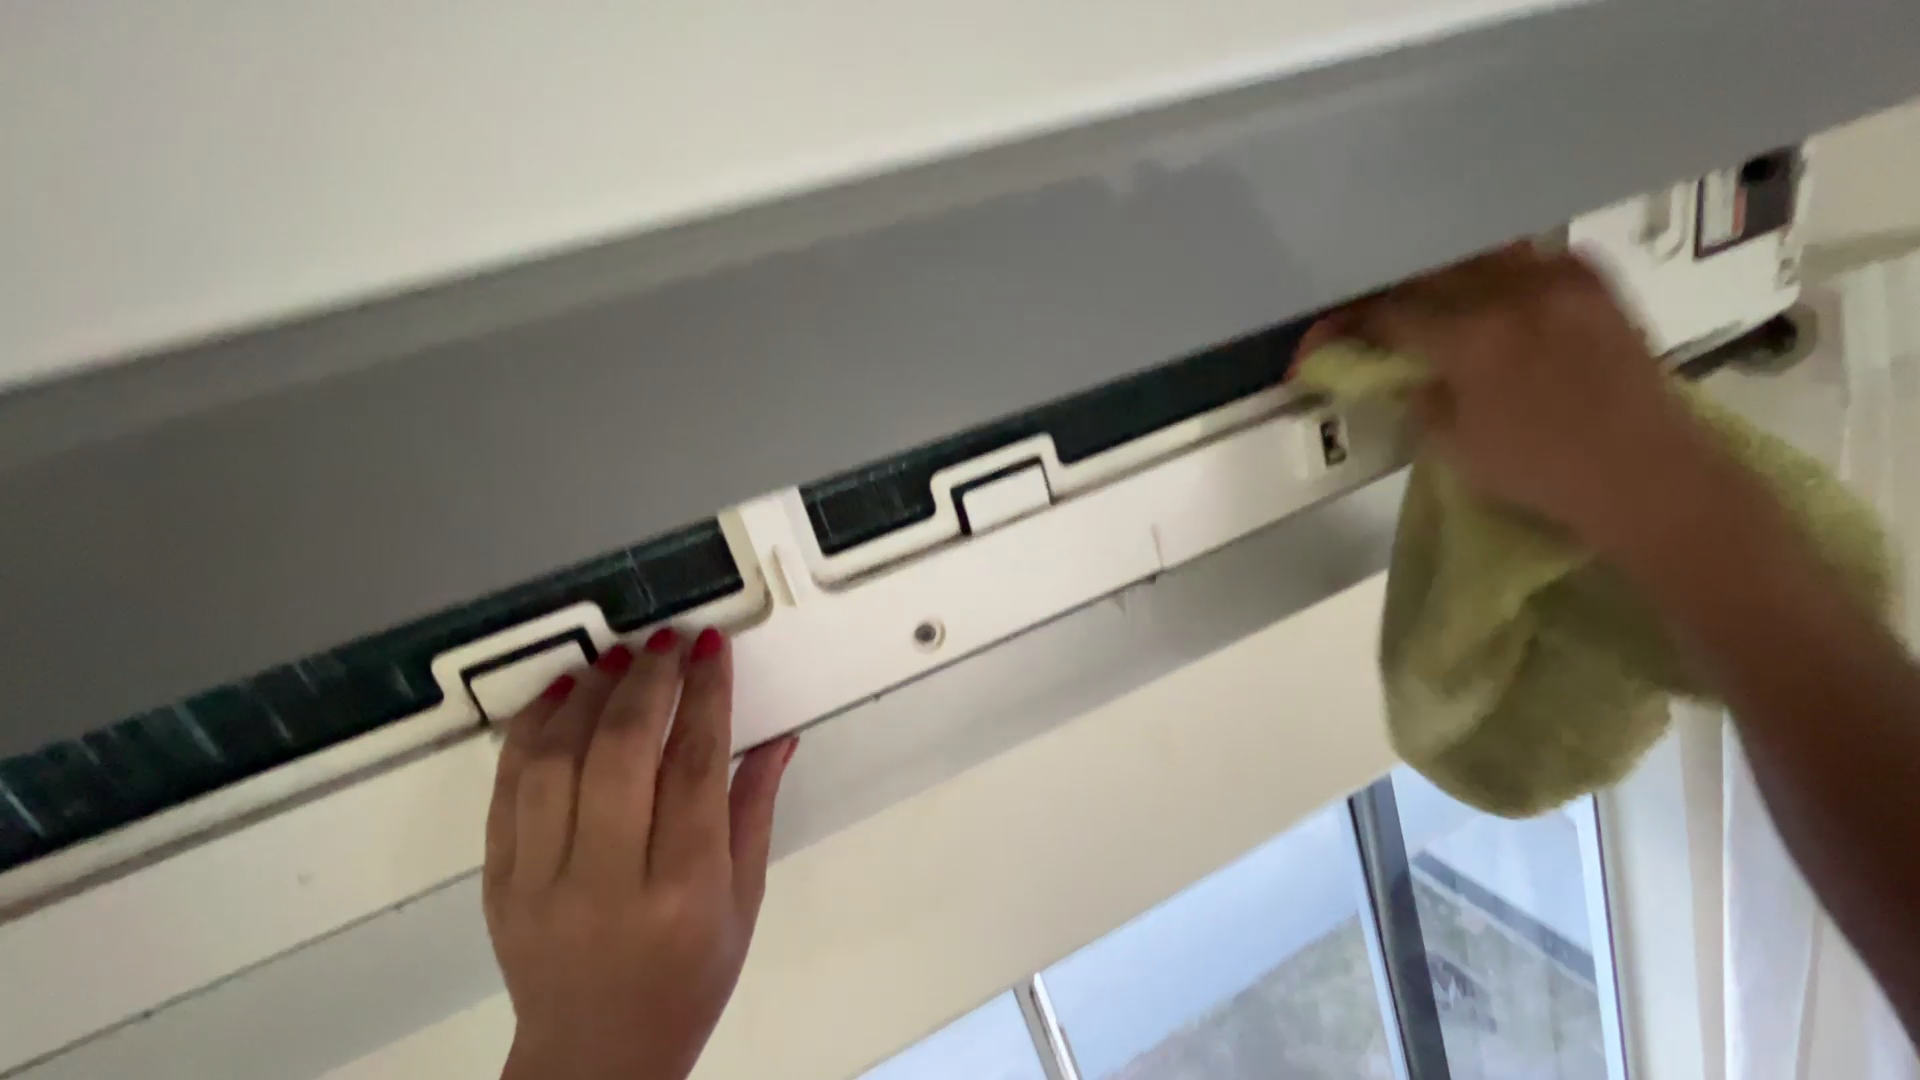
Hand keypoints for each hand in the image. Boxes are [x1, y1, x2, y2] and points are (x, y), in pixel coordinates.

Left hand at [484, 627, 797, 1079]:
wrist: (596, 1054)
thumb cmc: (690, 977)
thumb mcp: (744, 900)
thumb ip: (755, 811)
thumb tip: (778, 738)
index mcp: (685, 885)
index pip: (696, 764)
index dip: (707, 693)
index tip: (711, 646)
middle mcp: (610, 878)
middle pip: (624, 751)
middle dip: (650, 679)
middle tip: (667, 639)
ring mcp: (541, 881)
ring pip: (558, 759)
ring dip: (590, 694)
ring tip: (618, 656)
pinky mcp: (497, 882)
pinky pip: (508, 788)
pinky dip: (531, 730)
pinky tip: (560, 693)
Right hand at [1303, 245, 1717, 550]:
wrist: (1644, 472)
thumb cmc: (1539, 470)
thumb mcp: (1453, 445)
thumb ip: (1420, 396)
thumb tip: (1403, 369)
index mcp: (1472, 339)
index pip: (1389, 315)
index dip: (1346, 327)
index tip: (1324, 341)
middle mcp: (1515, 294)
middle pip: (1429, 272)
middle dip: (1387, 293)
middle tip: (1367, 314)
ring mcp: (1561, 282)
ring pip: (1481, 255)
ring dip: (1442, 276)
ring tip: (1426, 297)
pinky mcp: (1595, 284)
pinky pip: (1532, 258)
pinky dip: (1497, 272)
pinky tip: (1489, 292)